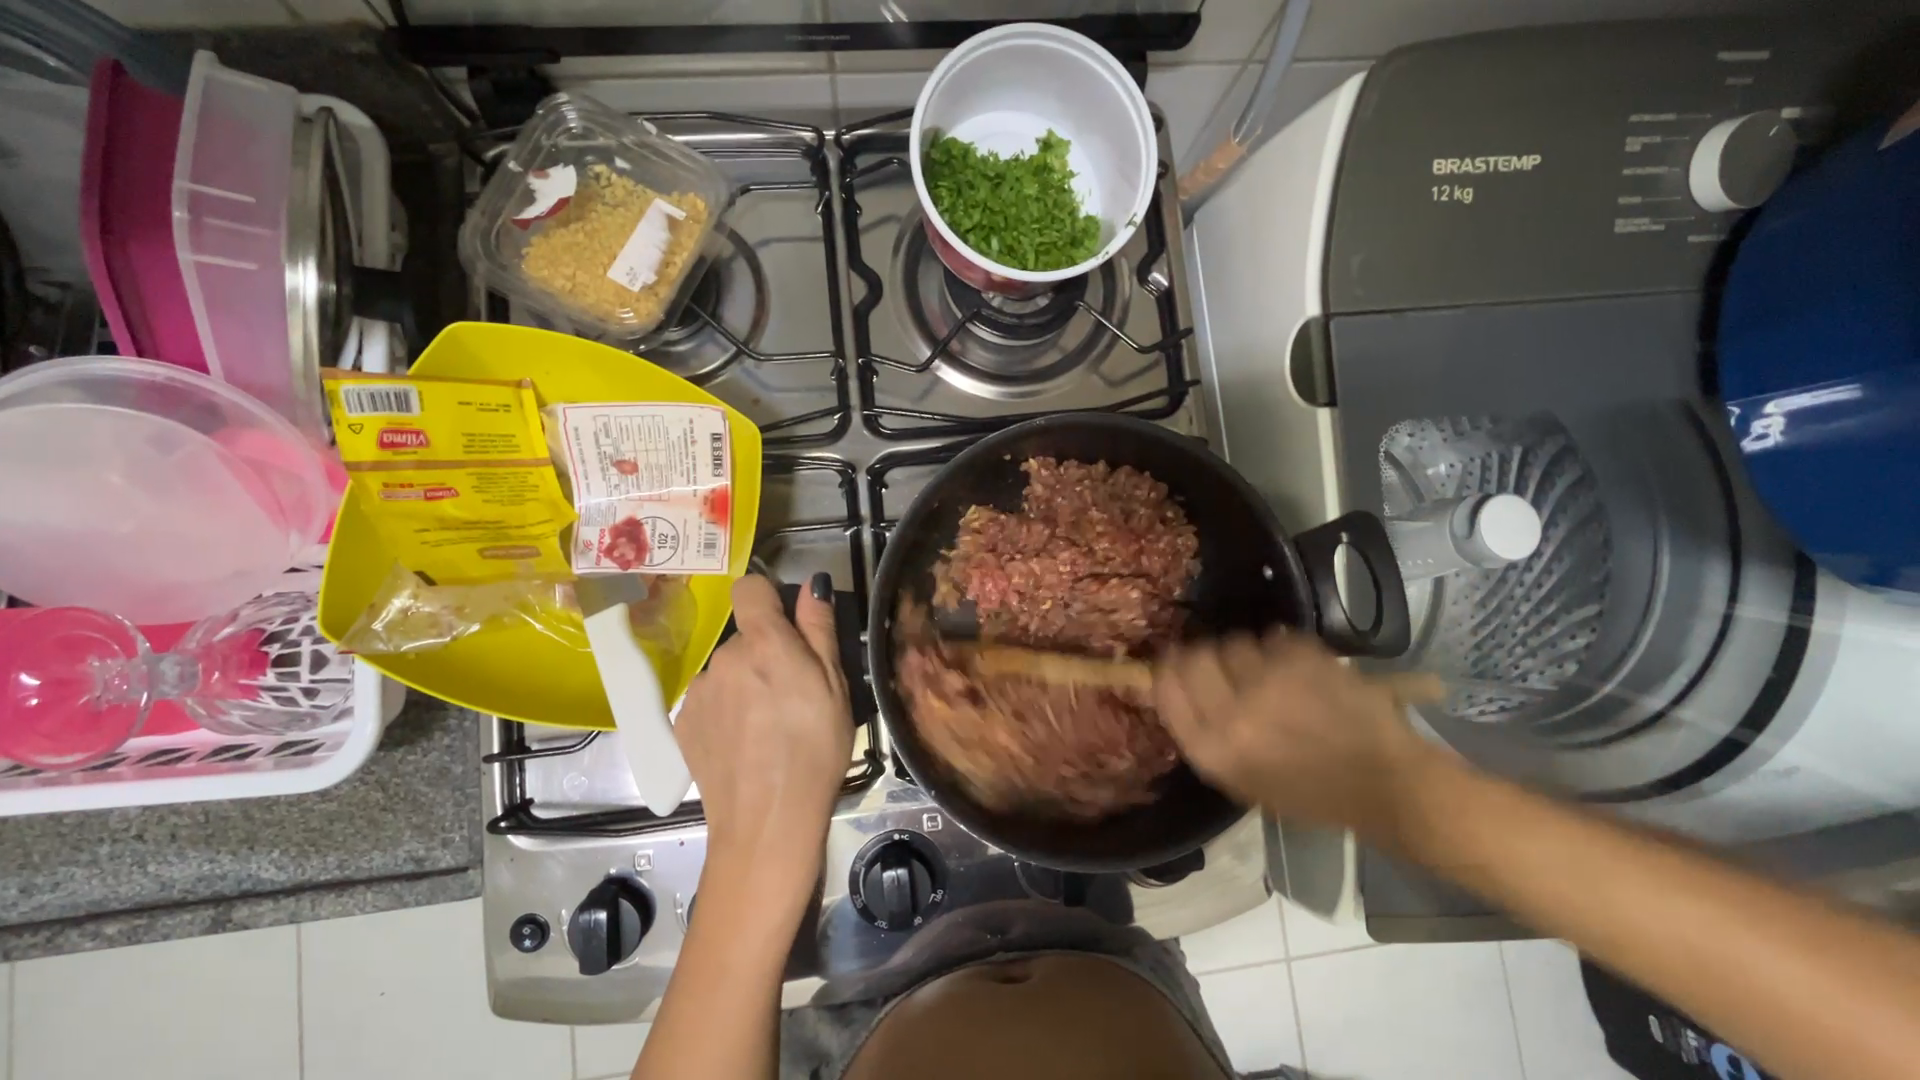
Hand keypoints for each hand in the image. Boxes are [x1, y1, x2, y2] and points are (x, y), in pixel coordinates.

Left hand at [676, 573, 851, 884]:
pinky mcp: (683, 722)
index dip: (769, 597)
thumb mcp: (835, 687)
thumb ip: (819, 630)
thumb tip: (810, 584)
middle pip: (743, 637)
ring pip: (726, 671)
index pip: (750, 588)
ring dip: (744, 683)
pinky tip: (745, 743)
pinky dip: (725, 711)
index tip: (787, 623)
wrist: (767, 820)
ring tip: (768, 725)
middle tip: (793, 693)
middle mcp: (723, 657)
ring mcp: (699, 691)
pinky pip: (709, 700)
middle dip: (765, 652)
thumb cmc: (815, 750)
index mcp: (764, 642)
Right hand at [1154, 630, 1439, 839]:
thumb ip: (1201, 734)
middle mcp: (1233, 713)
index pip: (1166, 685)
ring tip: (1267, 673)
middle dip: (1204, 656)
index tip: (1178, 666)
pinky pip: (1273, 637)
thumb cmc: (1308, 792)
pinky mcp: (1303, 660)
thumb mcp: (1240, 780)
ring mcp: (1269, 682)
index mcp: (1213, 749)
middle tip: (1224, 667)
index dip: (1168, 670)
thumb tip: (1168, 685)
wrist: (1382, 783)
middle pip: (1193, 656)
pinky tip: (1297, 670)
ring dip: (1245, 654)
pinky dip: (1280, 649)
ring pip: (1234, 642)